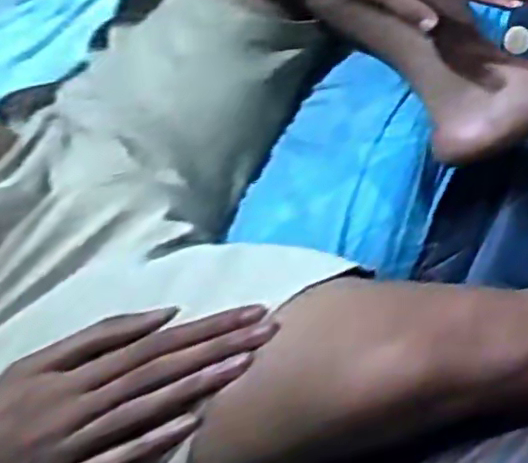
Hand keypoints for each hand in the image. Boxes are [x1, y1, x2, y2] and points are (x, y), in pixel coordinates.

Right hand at [0, 306, 276, 462]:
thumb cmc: (2, 410)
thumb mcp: (32, 370)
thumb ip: (99, 336)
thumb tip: (170, 312)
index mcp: (66, 380)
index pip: (155, 344)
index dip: (209, 326)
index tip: (257, 310)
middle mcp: (68, 410)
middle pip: (157, 371)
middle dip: (218, 347)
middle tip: (270, 329)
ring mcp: (63, 448)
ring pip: (141, 410)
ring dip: (196, 385)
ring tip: (246, 363)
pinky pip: (111, 461)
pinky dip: (150, 441)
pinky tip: (192, 422)